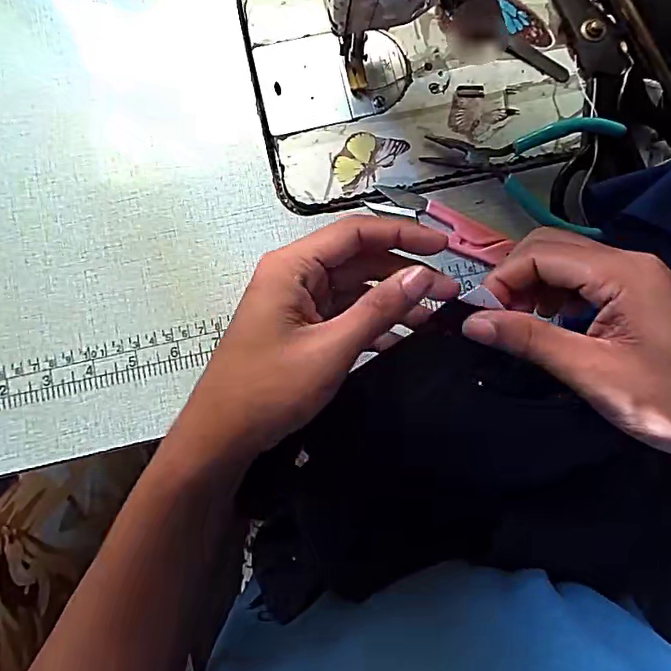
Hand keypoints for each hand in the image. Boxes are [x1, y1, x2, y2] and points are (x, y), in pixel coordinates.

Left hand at [168, 217, 459, 465]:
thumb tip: (422, 275)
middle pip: (359, 259)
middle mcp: (295, 275)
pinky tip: (403, 337)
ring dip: (393, 299)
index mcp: (292, 266)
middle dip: (404, 272)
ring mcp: (298, 302)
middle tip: (447, 290)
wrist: (222, 437)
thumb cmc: (267, 389)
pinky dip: (375, 321)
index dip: (402, 234)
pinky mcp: (303, 327)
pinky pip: (346, 312)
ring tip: (434, 316)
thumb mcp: (331, 348)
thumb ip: (379, 308)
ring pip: (356, 287)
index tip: (442, 246)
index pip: (355, 232)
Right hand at [461, 229, 670, 469]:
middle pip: (554, 247)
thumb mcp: (594, 372)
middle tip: (498, 320)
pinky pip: (590, 281)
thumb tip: (473, 322)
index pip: (542, 253)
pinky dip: (561, 296)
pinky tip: (554, 325)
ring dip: (537, 285)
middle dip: (517, 277)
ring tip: (521, 324)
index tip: (482, 317)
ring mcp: (642, 277)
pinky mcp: (645, 296)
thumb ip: (531, 339)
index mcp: (623, 272)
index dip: (504, 279)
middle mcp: (632, 262)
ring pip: (571, 262)